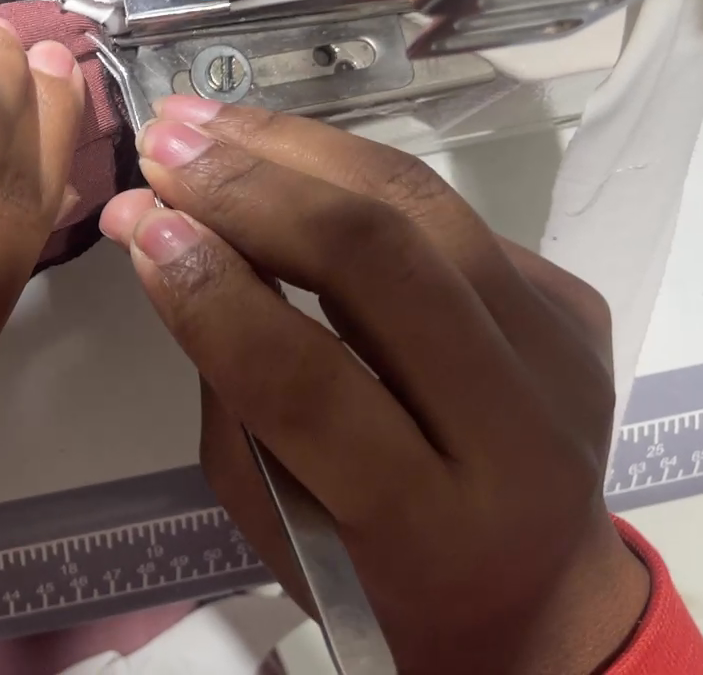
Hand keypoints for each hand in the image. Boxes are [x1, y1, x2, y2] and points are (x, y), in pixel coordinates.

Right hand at [99, 96, 646, 674]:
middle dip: (247, 189)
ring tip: (193, 117)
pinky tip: (261, 145)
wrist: (529, 584)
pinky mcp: (568, 298)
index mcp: (422, 516)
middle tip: (158, 144)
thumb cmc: (351, 556)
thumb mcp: (255, 490)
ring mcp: (558, 348)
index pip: (302, 378)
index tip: (135, 218)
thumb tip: (153, 228)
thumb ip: (217, 361)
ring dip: (287, 145)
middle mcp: (516, 427)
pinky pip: (434, 203)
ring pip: (415, 203)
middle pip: (376, 261)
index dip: (210, 287)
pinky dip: (331, 161)